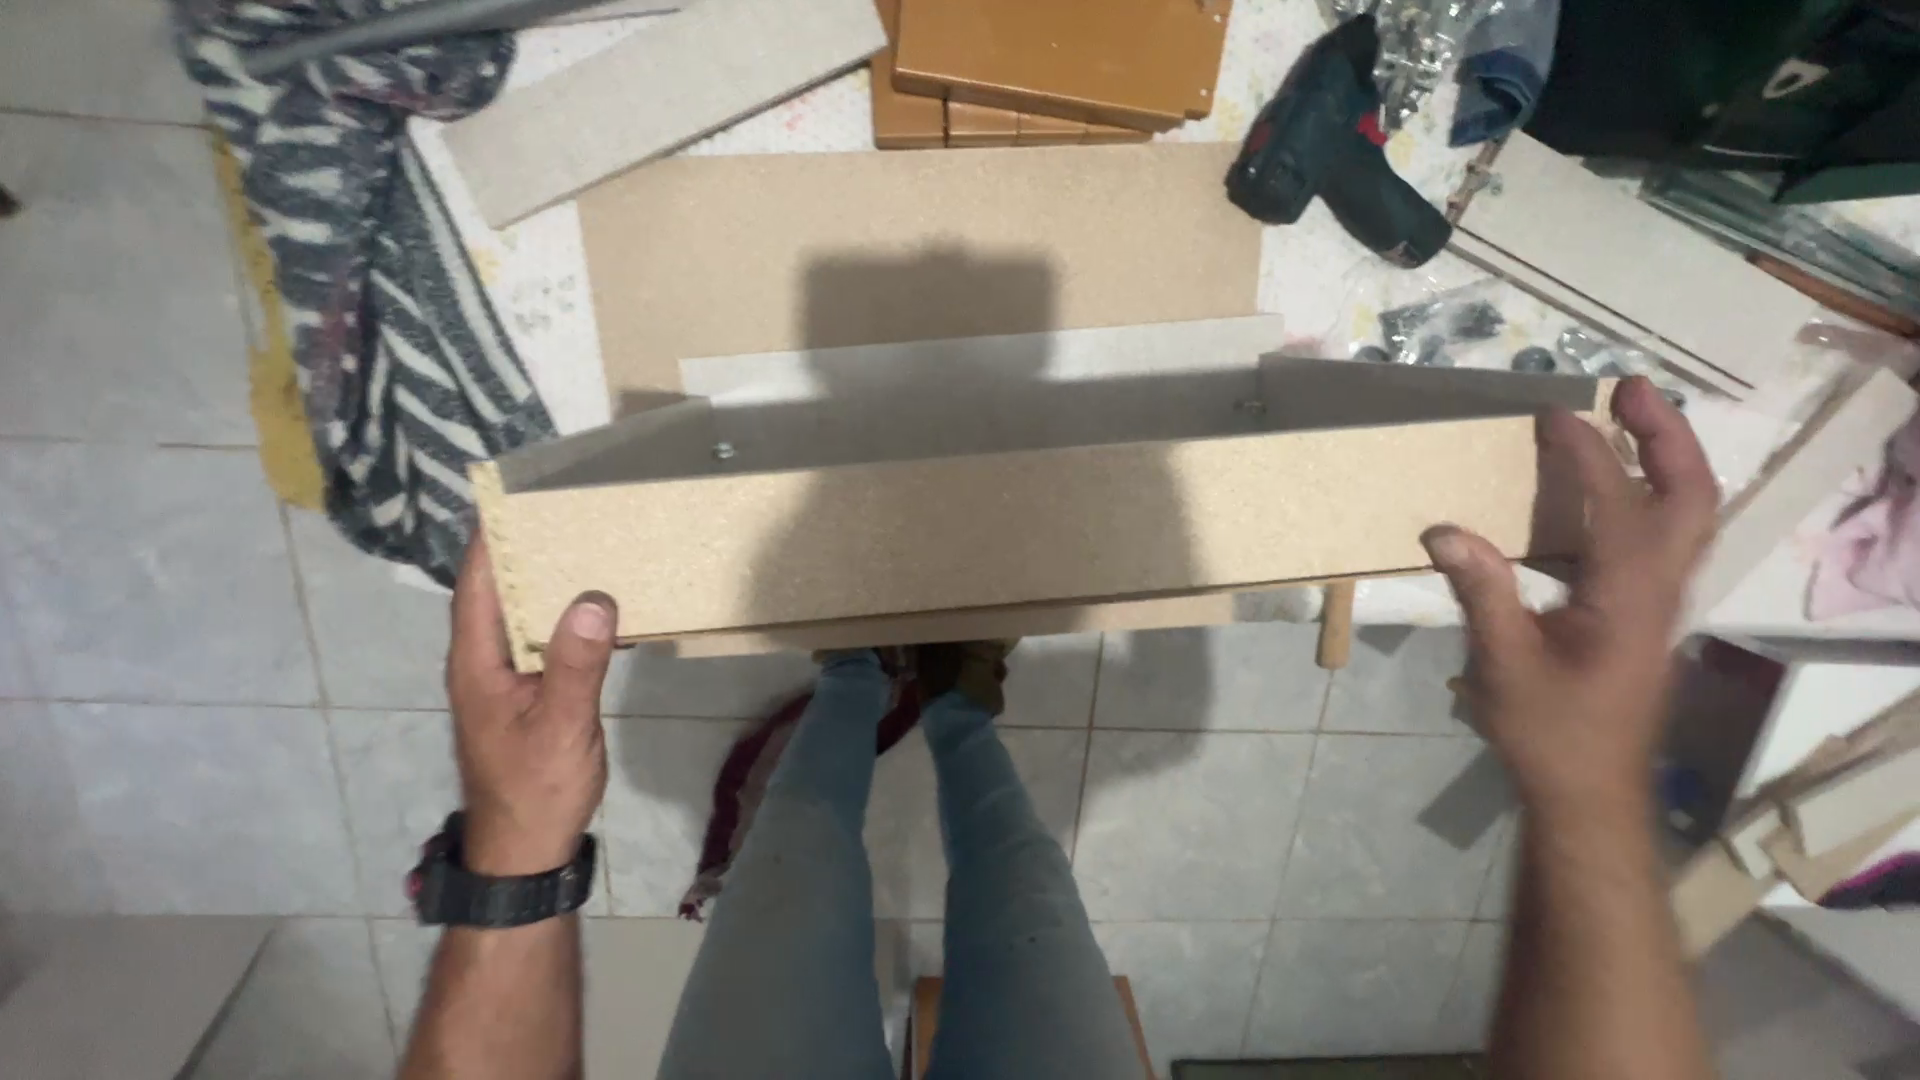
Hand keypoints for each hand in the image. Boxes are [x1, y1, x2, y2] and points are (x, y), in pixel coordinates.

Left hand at [446, 535, 617, 875]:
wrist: (526, 850)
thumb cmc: (536, 788)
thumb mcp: (561, 727)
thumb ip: (576, 665)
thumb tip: (594, 598)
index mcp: (479, 663)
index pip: (480, 586)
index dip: (491, 539)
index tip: (512, 495)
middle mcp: (486, 662)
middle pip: (499, 592)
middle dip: (524, 549)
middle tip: (564, 509)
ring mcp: (507, 679)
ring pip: (522, 615)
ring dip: (546, 580)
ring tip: (586, 543)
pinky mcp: (530, 692)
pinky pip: (544, 638)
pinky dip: (565, 614)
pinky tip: (597, 606)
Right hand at [1422, 377, 1718, 818]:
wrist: (1589, 789)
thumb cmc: (1547, 730)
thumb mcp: (1502, 664)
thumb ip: (1481, 593)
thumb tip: (1444, 531)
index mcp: (1628, 599)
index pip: (1620, 507)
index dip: (1589, 456)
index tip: (1554, 415)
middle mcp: (1660, 591)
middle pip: (1691, 496)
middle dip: (1664, 436)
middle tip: (1626, 390)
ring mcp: (1660, 602)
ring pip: (1688, 514)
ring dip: (1665, 459)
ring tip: (1627, 421)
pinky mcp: (1644, 612)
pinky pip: (1662, 536)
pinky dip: (1648, 494)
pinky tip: (1610, 490)